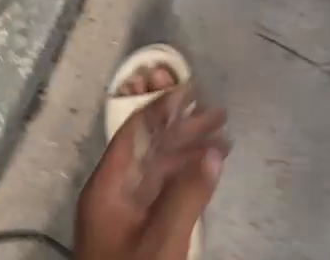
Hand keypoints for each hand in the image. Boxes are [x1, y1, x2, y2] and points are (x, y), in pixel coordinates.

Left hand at [75, 81, 228, 259]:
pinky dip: (184, 177)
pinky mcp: (135, 232)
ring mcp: (122, 213)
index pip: (135, 131)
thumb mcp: (162, 240)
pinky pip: (160, 191)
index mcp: (107, 186)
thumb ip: (188, 193)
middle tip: (220, 114)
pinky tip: (206, 171)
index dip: (163, 106)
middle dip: (184, 128)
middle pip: (149, 147)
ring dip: (188, 151)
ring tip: (222, 139)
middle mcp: (112, 192)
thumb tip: (214, 151)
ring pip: (157, 169)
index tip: (193, 89)